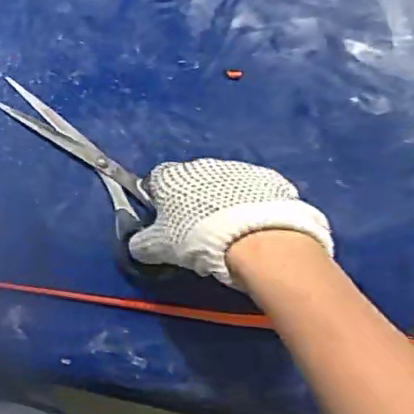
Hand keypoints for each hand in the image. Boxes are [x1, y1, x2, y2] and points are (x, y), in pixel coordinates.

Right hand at [126, 159, 333, 287]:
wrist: (260, 242)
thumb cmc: (195, 237)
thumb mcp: (157, 247)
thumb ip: (141, 242)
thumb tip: (137, 245)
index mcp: (170, 176)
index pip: (155, 180)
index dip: (158, 199)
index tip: (163, 218)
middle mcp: (203, 166)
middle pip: (192, 180)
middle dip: (192, 198)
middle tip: (196, 226)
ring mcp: (242, 170)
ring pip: (225, 185)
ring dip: (224, 200)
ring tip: (229, 228)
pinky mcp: (275, 181)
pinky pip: (257, 192)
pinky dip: (253, 204)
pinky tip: (254, 226)